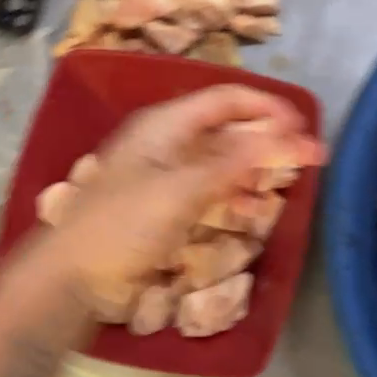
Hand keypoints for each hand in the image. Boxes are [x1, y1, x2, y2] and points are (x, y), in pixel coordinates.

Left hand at [22, 85, 311, 315]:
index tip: (303, 127)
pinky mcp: (163, 202)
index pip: (227, 99)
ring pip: (221, 158)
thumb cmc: (123, 226)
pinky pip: (209, 186)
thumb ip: (235, 162)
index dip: (267, 107)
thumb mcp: (183, 191)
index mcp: (166, 124)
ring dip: (254, 166)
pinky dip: (234, 191)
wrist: (69, 277)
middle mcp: (167, 140)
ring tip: (287, 181)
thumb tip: (285, 135)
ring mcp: (164, 171)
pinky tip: (253, 207)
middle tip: (307, 156)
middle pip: (227, 128)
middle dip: (268, 138)